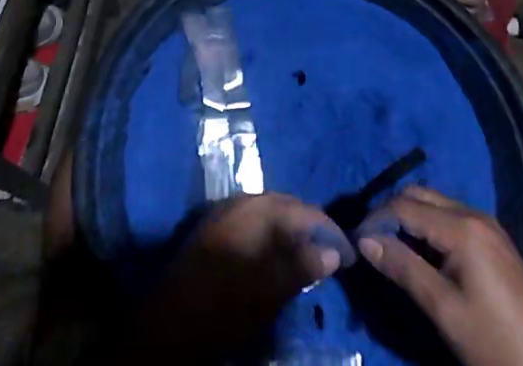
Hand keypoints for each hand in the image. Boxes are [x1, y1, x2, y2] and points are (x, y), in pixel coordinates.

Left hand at [120, 194, 350, 361]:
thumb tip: (332, 253)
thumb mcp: (269, 290)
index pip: (302, 210)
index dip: (328, 230)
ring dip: (291, 231)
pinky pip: (253, 223)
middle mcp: (239, 203)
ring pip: (269, 214)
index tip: (350, 253)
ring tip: (311, 257)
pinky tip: (280, 257)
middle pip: (285, 206)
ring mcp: (224, 214)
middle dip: (311, 227)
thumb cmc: (224, 305)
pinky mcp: (215, 230)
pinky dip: (273, 236)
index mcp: (255, 211)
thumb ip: (300, 266)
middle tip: (333, 254)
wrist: (172, 320)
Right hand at [356, 187, 522, 365]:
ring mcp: (489, 228)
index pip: (403, 206)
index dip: (375, 220)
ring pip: (436, 204)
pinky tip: (421, 253)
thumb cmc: (498, 342)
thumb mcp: (446, 310)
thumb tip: (364, 240)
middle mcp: (475, 215)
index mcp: (462, 228)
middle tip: (371, 241)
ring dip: (410, 218)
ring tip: (390, 246)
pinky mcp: (496, 244)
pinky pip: (452, 219)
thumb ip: (404, 269)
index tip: (354, 242)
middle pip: (419, 195)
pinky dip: (429, 227)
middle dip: (392, 211)